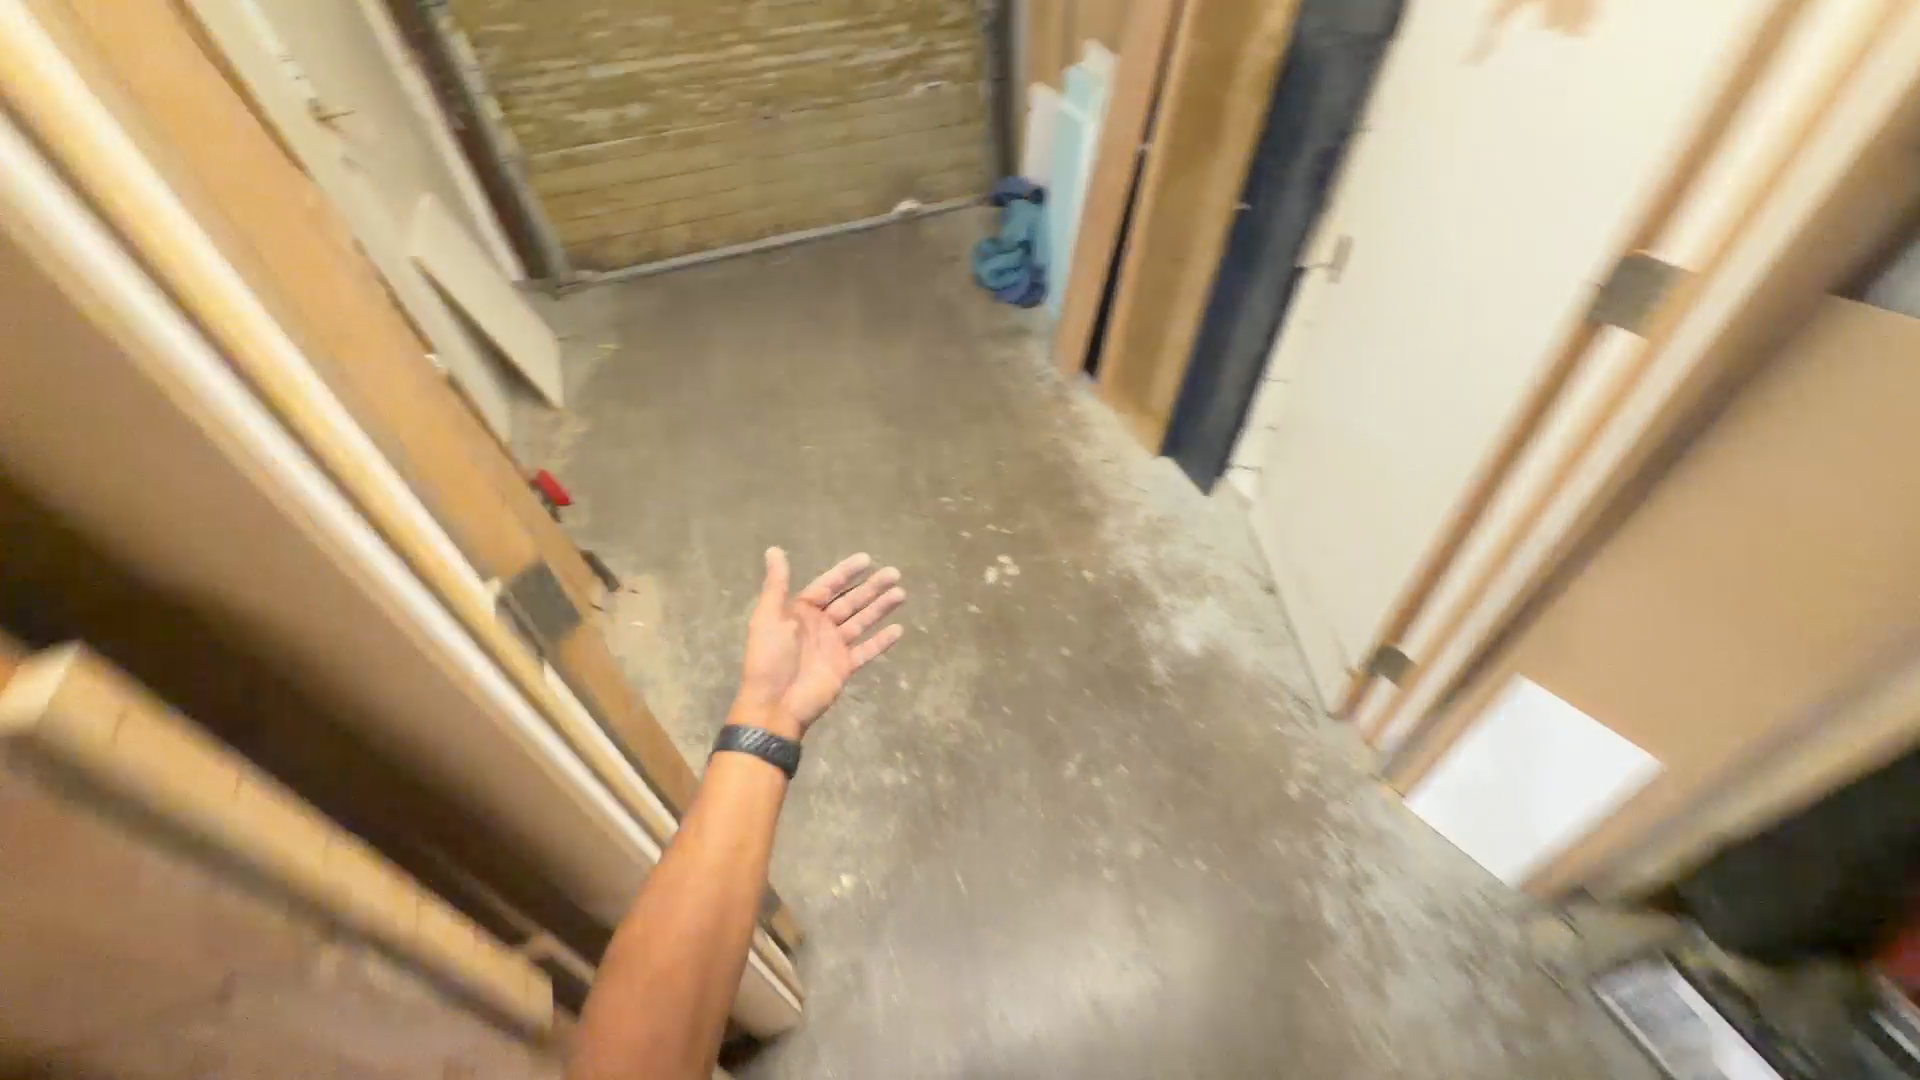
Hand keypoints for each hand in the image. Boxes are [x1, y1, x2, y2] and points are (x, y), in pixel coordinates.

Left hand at [736, 548, 905, 738]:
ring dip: (881, 608)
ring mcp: (834, 646)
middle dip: (872, 587)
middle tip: (894, 573)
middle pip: (850, 601)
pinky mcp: (845, 666)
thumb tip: (773, 550)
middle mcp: (820, 625)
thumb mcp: (767, 617)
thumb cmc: (769, 659)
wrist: (775, 704)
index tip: (867, 559)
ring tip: (901, 593)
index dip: (846, 572)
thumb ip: (776, 585)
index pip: (828, 586)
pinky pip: (867, 650)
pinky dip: (882, 641)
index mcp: (801, 611)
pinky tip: (899, 629)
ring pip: (862, 621)